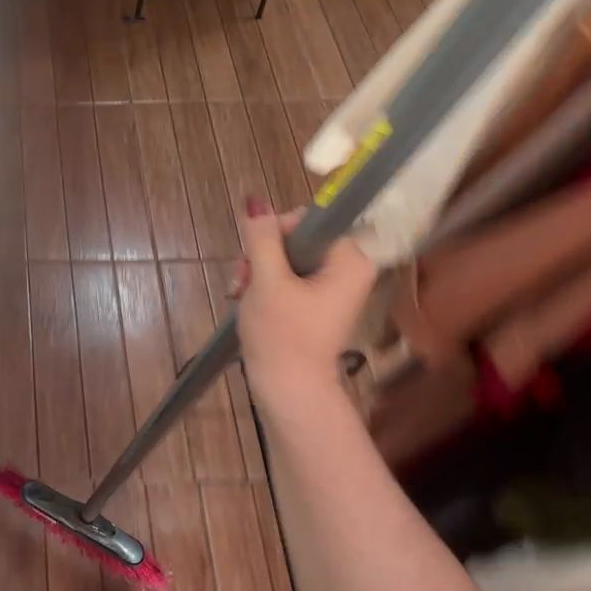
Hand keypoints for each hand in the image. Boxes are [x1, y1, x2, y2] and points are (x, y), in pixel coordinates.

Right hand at [230, 196, 375, 406]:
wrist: (288, 389)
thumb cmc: (282, 334)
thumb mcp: (267, 281)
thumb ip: (262, 238)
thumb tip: (255, 201)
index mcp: (349, 260)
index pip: (310, 220)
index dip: (276, 231)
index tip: (256, 257)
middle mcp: (348, 269)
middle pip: (295, 238)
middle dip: (262, 255)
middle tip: (243, 280)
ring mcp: (332, 287)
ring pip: (286, 258)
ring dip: (257, 271)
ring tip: (241, 293)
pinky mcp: (315, 303)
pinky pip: (287, 277)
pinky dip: (264, 285)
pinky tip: (247, 299)